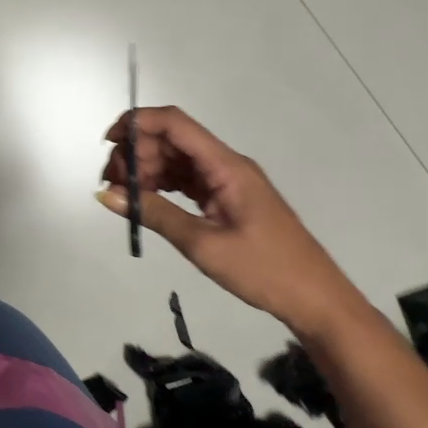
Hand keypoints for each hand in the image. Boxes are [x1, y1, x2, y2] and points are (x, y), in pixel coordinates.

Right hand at [98, 106, 362, 336]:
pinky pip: (186, 179)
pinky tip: (146, 202)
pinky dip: (161, 185)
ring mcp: (227, 182)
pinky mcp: (227, 199)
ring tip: (126, 197)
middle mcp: (226, 165)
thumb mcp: (203, 244)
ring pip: (175, 159)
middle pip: (170, 140)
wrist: (320, 304)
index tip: (108, 144)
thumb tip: (107, 194)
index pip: (174, 123)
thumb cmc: (266, 271)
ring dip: (145, 170)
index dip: (136, 123)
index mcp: (226, 166)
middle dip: (135, 153)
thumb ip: (154, 214)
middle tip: (114, 184)